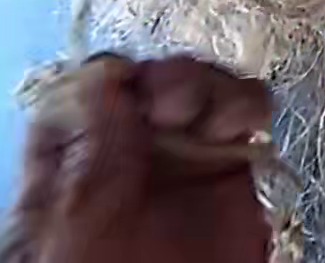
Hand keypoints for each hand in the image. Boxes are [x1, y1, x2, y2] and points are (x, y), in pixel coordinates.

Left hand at [12, 56, 273, 262]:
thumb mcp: (78, 246)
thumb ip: (87, 170)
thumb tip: (98, 80)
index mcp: (73, 177)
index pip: (79, 102)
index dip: (104, 81)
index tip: (125, 83)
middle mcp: (129, 156)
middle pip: (149, 82)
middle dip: (169, 79)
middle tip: (176, 106)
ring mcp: (185, 157)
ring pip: (203, 86)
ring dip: (214, 85)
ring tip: (215, 118)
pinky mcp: (234, 163)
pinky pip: (247, 111)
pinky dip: (250, 103)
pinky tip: (247, 123)